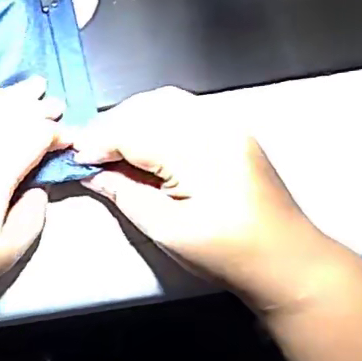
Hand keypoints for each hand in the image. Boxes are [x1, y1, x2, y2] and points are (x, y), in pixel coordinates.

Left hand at [0, 79, 67, 308]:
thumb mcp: (7, 252)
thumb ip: (32, 215)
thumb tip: (37, 187)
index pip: (32, 138)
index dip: (54, 133)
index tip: (69, 138)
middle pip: (6, 117)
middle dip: (35, 107)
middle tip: (55, 103)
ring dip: (4, 97)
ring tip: (26, 88)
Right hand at [70, 87, 352, 314]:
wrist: (286, 258)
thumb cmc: (226, 252)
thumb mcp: (166, 229)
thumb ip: (124, 194)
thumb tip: (92, 173)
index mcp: (199, 152)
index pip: (134, 132)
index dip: (99, 143)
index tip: (75, 159)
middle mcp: (215, 126)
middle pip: (148, 107)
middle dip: (113, 126)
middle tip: (89, 154)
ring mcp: (228, 125)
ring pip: (166, 102)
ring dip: (133, 119)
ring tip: (113, 148)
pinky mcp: (232, 131)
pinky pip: (185, 110)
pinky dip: (156, 120)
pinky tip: (144, 144)